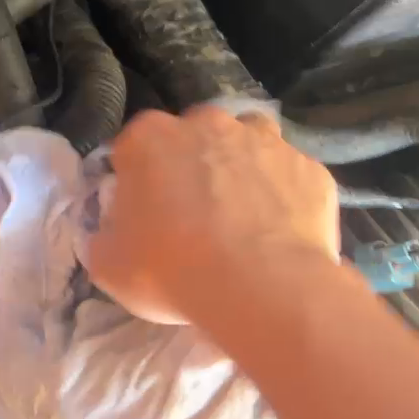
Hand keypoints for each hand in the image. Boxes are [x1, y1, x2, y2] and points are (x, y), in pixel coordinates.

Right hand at [85, 107, 340, 325]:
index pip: (133, 144)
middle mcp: (203, 125)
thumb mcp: (106, 256)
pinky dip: (284, 191)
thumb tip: (117, 233)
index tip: (141, 204)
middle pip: (193, 130)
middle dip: (191, 156)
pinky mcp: (313, 171)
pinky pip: (291, 173)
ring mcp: (264, 143)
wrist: (263, 293)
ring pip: (249, 137)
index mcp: (145, 137)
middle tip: (190, 202)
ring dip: (241, 159)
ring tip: (240, 202)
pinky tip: (280, 225)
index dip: (136, 172)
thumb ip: (105, 231)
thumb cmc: (168, 266)